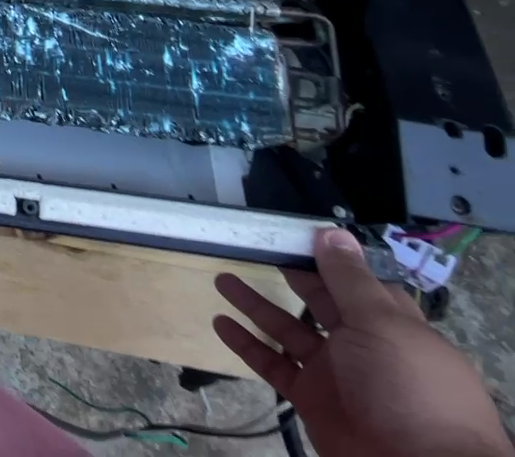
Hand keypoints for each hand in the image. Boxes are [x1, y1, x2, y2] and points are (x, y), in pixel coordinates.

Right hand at [213, 228, 511, 456]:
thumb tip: (332, 233)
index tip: (295, 233)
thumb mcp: (383, 326)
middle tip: (254, 247)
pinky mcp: (310, 396)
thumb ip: (350, 280)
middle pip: (321, 303)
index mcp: (394, 329)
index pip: (361, 286)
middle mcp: (365, 348)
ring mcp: (336, 374)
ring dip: (255, 304)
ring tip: (221, 278)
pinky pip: (271, 363)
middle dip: (291, 276)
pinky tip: (220, 323)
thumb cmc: (408, 389)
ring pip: (289, 329)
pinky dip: (245, 343)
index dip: (331, 259)